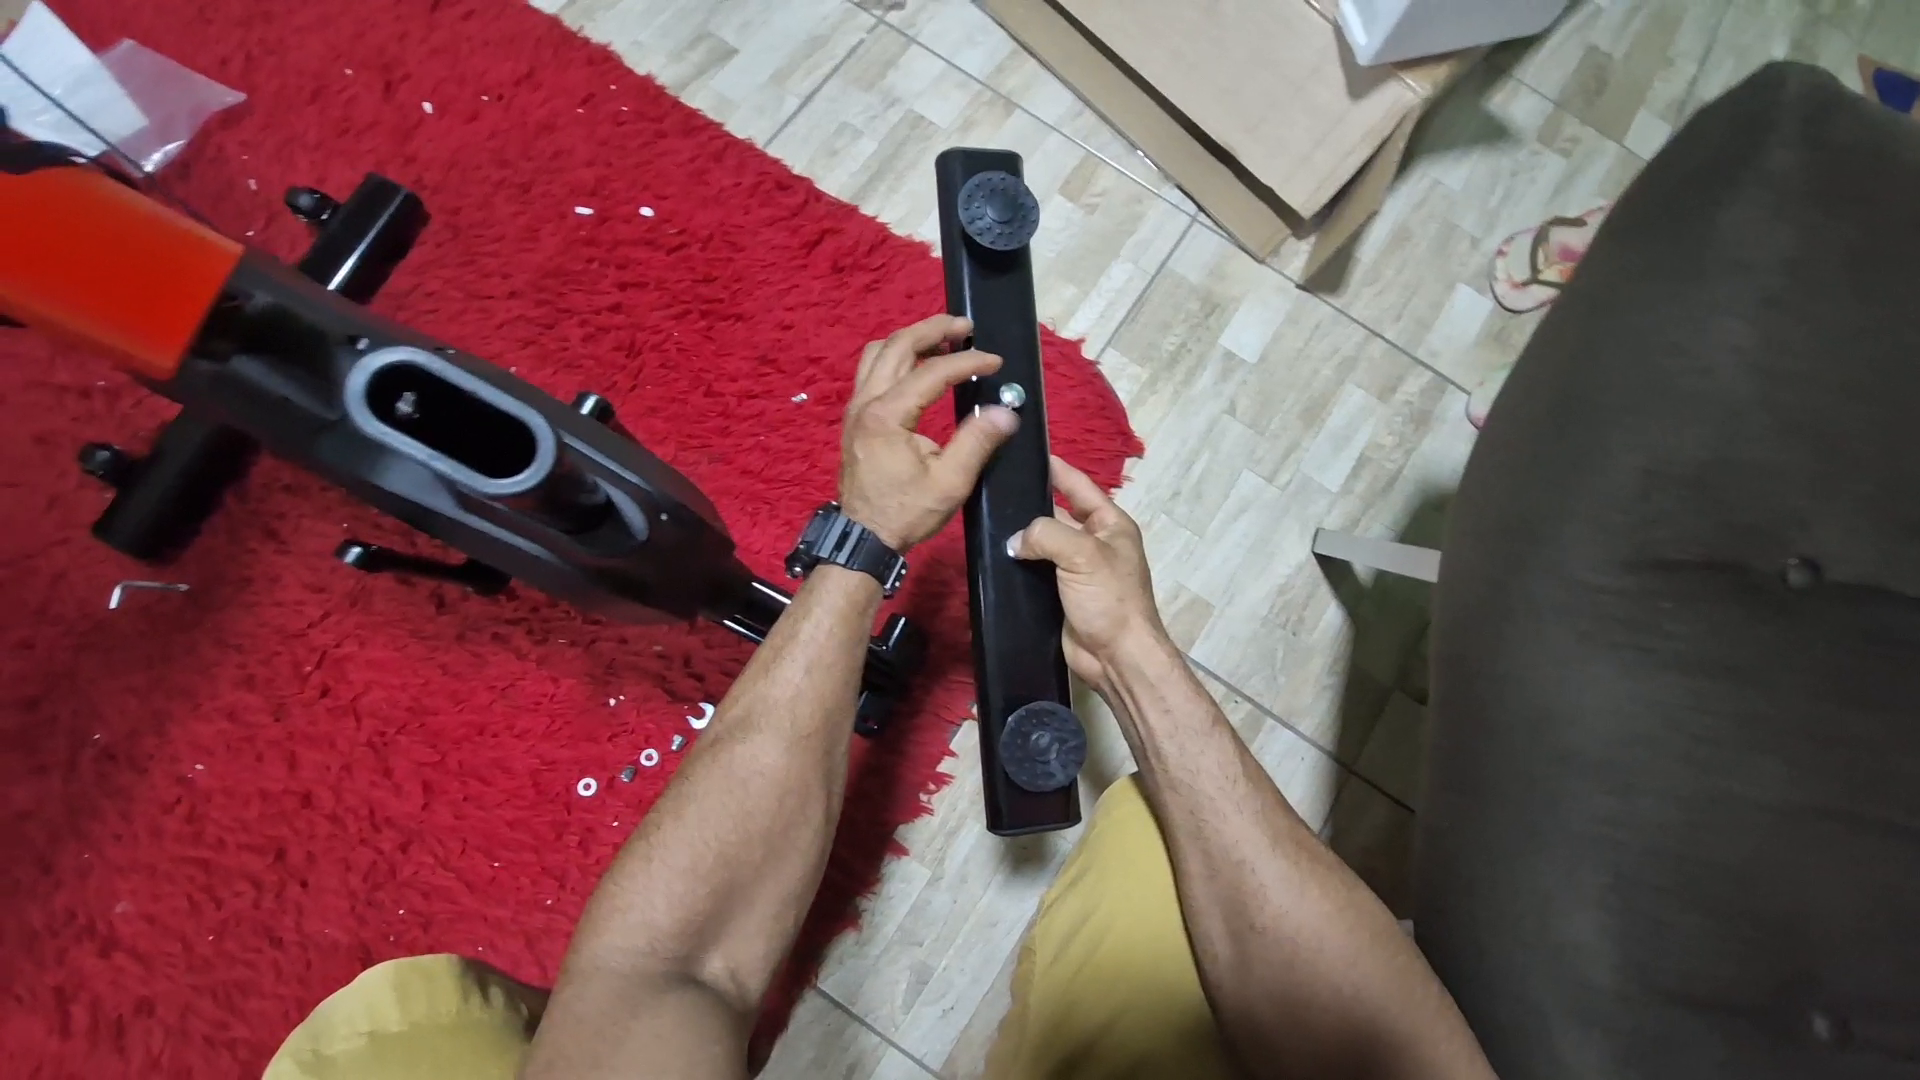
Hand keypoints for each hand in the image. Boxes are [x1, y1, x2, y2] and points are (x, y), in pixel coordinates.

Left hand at [839, 314, 1020, 550]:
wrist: (864, 536)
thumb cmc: (906, 513)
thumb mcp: (950, 483)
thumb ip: (977, 442)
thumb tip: (1006, 411)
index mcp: (887, 415)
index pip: (932, 372)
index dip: (967, 361)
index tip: (995, 362)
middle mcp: (866, 402)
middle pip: (897, 345)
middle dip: (934, 329)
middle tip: (966, 326)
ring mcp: (856, 408)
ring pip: (879, 353)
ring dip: (911, 339)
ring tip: (943, 340)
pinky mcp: (856, 417)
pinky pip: (873, 370)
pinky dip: (897, 357)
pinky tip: (919, 366)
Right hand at [1010, 456, 1172, 693]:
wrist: (1116, 657)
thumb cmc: (1109, 599)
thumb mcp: (1082, 554)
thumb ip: (1046, 534)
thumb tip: (1014, 540)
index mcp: (1110, 524)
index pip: (1079, 485)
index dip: (1056, 468)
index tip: (1026, 453)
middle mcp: (1094, 542)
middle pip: (1057, 513)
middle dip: (1029, 504)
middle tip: (992, 490)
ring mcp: (1077, 569)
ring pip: (1043, 543)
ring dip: (1021, 537)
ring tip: (986, 522)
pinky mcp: (1061, 593)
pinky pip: (1036, 570)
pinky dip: (1019, 564)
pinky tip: (994, 558)